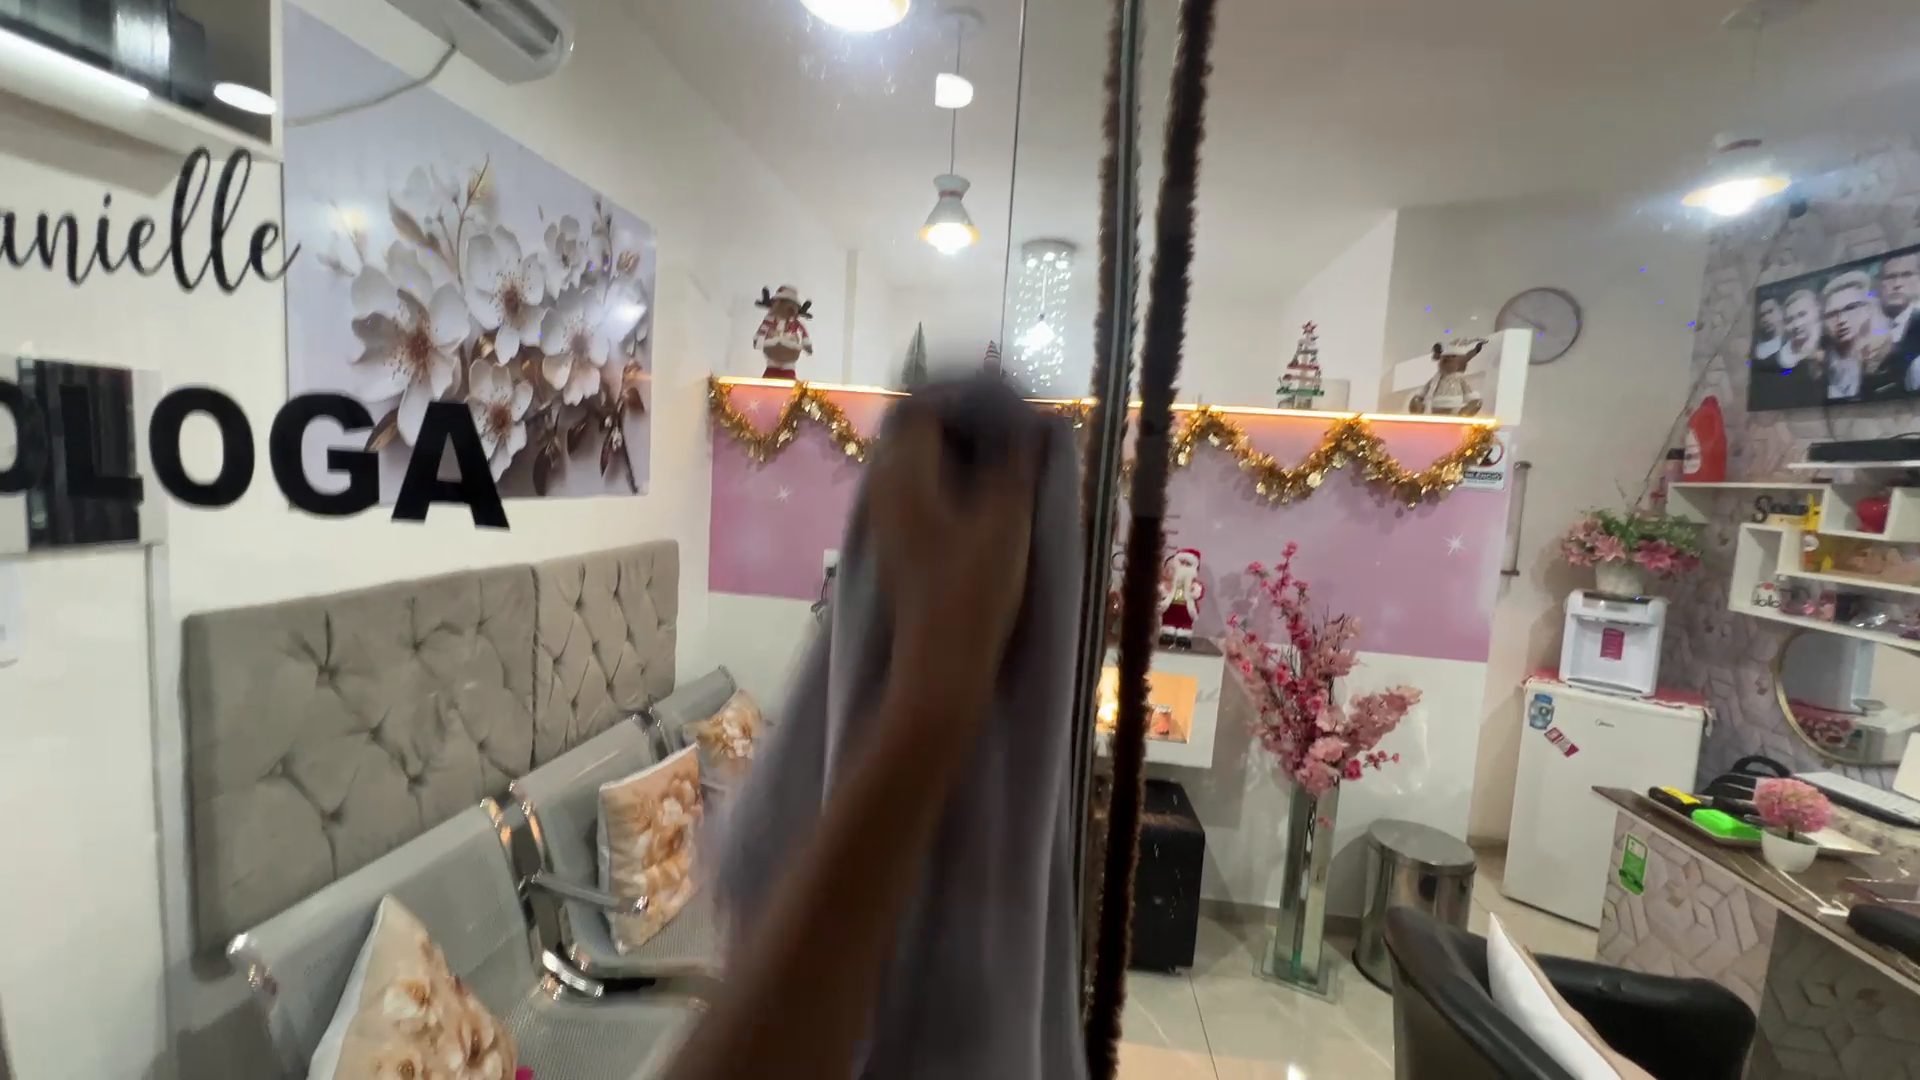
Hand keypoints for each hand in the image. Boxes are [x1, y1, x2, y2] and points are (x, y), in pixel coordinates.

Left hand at [868, 407, 1036, 700]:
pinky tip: (979, 491)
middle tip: (1002, 424)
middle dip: (958, 420)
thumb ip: (1015, 464)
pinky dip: (946, 476)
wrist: (942, 660)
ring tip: (998, 454)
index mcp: (902, 474)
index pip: (920, 409)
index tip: (999, 401)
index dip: (960, 396)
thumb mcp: (1005, 518)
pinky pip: (916, 487)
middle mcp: (884, 488)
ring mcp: (886, 517)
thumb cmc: (973, 588)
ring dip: (953, 449)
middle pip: (913, 431)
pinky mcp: (896, 540)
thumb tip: (1029, 426)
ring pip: (915, 461)